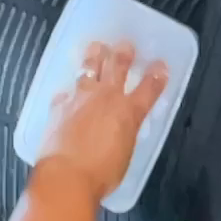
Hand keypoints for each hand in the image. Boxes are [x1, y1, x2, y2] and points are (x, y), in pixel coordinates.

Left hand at [35, 42, 168, 205]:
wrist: (66, 176)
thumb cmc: (101, 174)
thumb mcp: (124, 155)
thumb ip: (124, 135)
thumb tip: (120, 130)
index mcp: (128, 112)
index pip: (148, 88)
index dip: (156, 76)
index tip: (161, 66)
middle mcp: (106, 98)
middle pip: (117, 67)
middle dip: (123, 53)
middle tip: (125, 45)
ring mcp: (80, 98)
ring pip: (89, 68)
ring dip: (94, 56)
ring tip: (96, 47)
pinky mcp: (59, 106)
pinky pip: (65, 93)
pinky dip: (68, 92)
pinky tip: (66, 92)